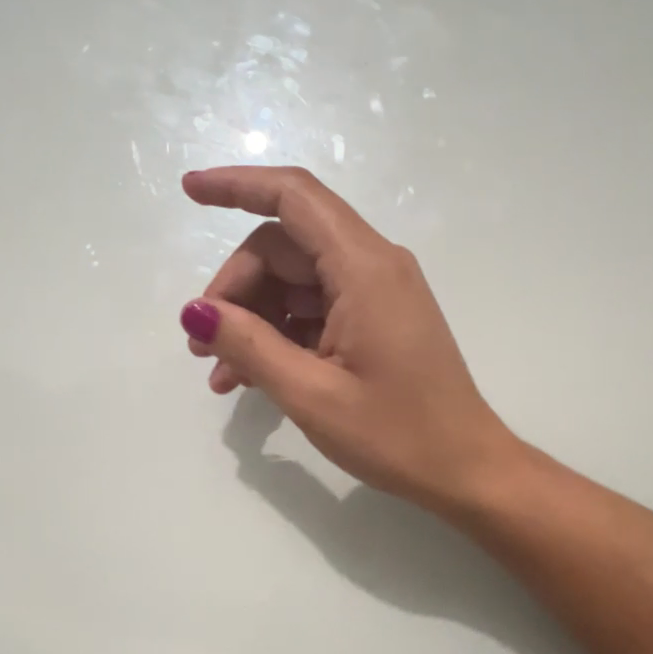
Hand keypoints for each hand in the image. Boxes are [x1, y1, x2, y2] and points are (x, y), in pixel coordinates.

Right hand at [179, 166, 521, 511]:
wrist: (464, 468)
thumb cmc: (395, 434)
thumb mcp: (311, 394)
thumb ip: (249, 346)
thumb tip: (196, 311)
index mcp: (364, 268)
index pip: (293, 198)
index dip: (236, 186)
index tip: (188, 191)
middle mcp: (374, 265)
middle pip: (285, 247)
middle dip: (235, 290)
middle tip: (201, 347)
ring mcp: (379, 292)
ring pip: (296, 281)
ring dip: (253, 320)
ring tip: (223, 378)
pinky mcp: (380, 319)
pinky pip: (317, 308)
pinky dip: (281, 335)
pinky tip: (253, 378)